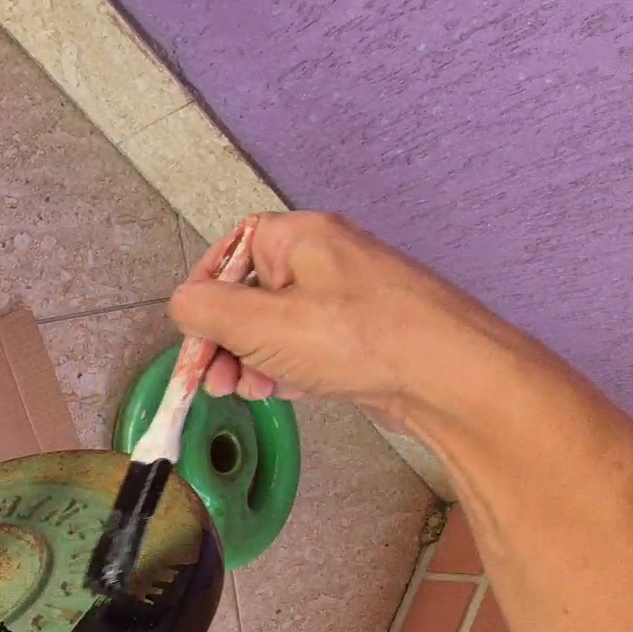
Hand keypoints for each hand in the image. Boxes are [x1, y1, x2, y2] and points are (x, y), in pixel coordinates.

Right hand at [169, 211, 519, 417]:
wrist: (451, 378)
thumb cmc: (353, 340)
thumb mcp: (257, 323)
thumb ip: (202, 308)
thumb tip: (181, 304)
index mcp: (300, 239)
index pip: (232, 247)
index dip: (204, 287)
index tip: (193, 329)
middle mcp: (322, 259)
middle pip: (245, 294)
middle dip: (220, 340)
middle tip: (211, 380)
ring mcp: (343, 296)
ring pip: (268, 325)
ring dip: (244, 362)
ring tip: (246, 392)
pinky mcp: (357, 331)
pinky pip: (298, 345)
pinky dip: (279, 369)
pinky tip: (280, 392)